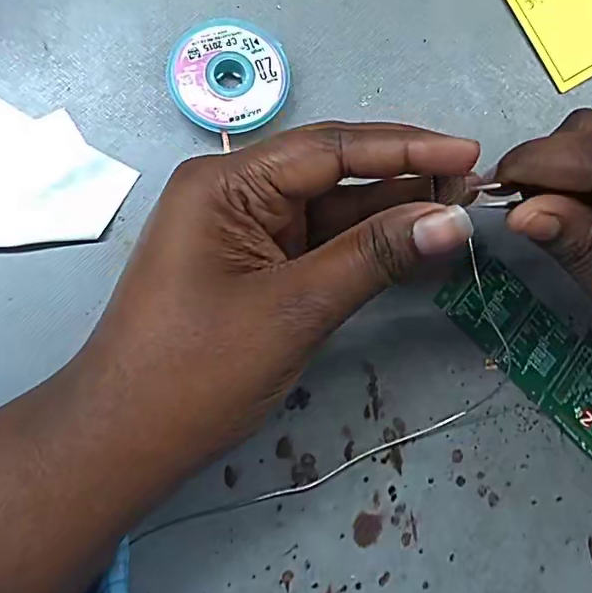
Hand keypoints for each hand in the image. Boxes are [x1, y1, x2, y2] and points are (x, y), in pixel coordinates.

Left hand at [0, 122, 477, 592]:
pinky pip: (320, 239)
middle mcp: (235, 190)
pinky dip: (366, 243)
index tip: (466, 153)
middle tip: (471, 183)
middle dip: (403, 176)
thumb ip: (376, 256)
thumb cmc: (196, 372)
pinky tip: (413, 240)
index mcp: (227, 182)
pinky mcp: (256, 260)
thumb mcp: (295, 309)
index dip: (406, 149)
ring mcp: (245, 226)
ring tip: (456, 207)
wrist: (120, 445)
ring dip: (390, 209)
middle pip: (333, 169)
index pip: (331, 148)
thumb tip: (453, 221)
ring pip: (332, 205)